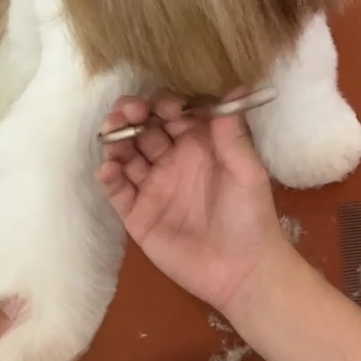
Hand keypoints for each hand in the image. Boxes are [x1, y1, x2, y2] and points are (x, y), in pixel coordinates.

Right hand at [96, 92, 295, 312]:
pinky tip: (110, 169)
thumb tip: (237, 89)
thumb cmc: (251, 216)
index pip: (173, 113)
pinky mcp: (138, 214)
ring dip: (116, 139)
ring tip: (112, 133)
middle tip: (128, 112)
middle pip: (144, 128)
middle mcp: (173, 161)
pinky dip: (108, 177)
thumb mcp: (248, 172)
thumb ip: (233, 134)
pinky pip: (117, 190)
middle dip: (132, 114)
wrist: (241, 271)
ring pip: (126, 154)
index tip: (165, 107)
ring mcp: (154, 187)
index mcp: (200, 146)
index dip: (164, 104)